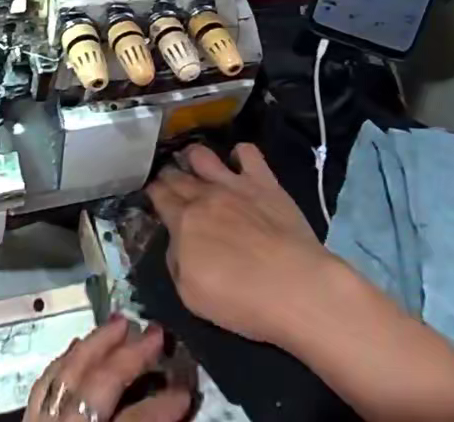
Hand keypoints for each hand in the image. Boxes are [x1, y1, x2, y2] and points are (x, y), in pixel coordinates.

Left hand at [25, 317, 194, 421]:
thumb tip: (171, 404)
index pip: (134, 421)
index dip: (162, 407)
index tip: (188, 392)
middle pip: (98, 382)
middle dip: (129, 355)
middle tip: (156, 331)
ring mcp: (41, 419)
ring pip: (67, 371)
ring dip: (96, 344)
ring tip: (120, 323)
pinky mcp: (27, 417)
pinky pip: (45, 381)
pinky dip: (65, 360)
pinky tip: (79, 344)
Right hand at [145, 143, 339, 348]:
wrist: (300, 292)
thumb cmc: (243, 300)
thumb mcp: (190, 295)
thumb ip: (175, 262)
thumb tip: (177, 244)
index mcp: (181, 220)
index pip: (157, 194)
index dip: (153, 194)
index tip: (155, 199)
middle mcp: (202, 195)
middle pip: (174, 174)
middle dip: (168, 177)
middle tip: (172, 187)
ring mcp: (234, 185)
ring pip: (201, 155)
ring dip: (195, 159)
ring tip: (200, 170)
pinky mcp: (265, 184)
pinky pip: (248, 153)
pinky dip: (241, 155)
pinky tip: (242, 167)